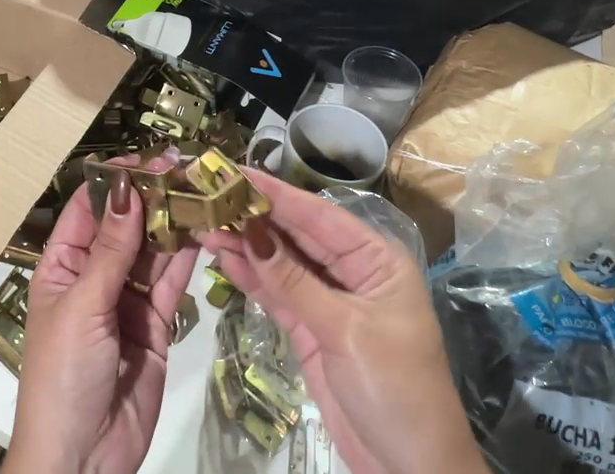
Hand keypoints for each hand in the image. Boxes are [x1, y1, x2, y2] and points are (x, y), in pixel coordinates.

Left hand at [2, 161, 198, 473]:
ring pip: (152, 250)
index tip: (146, 158)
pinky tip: (204, 226)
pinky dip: (187, 256)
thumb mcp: (82, 306)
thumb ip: (111, 250)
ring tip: (200, 187)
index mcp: (61, 266)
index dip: (115, 182)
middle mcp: (94, 276)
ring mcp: (126, 300)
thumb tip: (126, 188)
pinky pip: (171, 283)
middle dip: (151, 197)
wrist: (82, 459)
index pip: (88, 210)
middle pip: (125, 226)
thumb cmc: (62, 374)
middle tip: (184, 166)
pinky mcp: (156, 324)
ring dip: (173, 221)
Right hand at [200, 170, 487, 473]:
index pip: (318, 216)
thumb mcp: (345, 329)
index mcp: (376, 259)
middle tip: (208, 193)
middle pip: (297, 234)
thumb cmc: (396, 388)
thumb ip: (293, 280)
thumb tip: (248, 230)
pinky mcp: (310, 328)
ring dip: (245, 244)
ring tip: (204, 222)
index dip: (275, 193)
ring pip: (281, 262)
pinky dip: (250, 277)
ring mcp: (329, 300)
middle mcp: (352, 271)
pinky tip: (222, 257)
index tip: (233, 170)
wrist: (410, 469)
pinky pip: (277, 293)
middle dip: (254, 216)